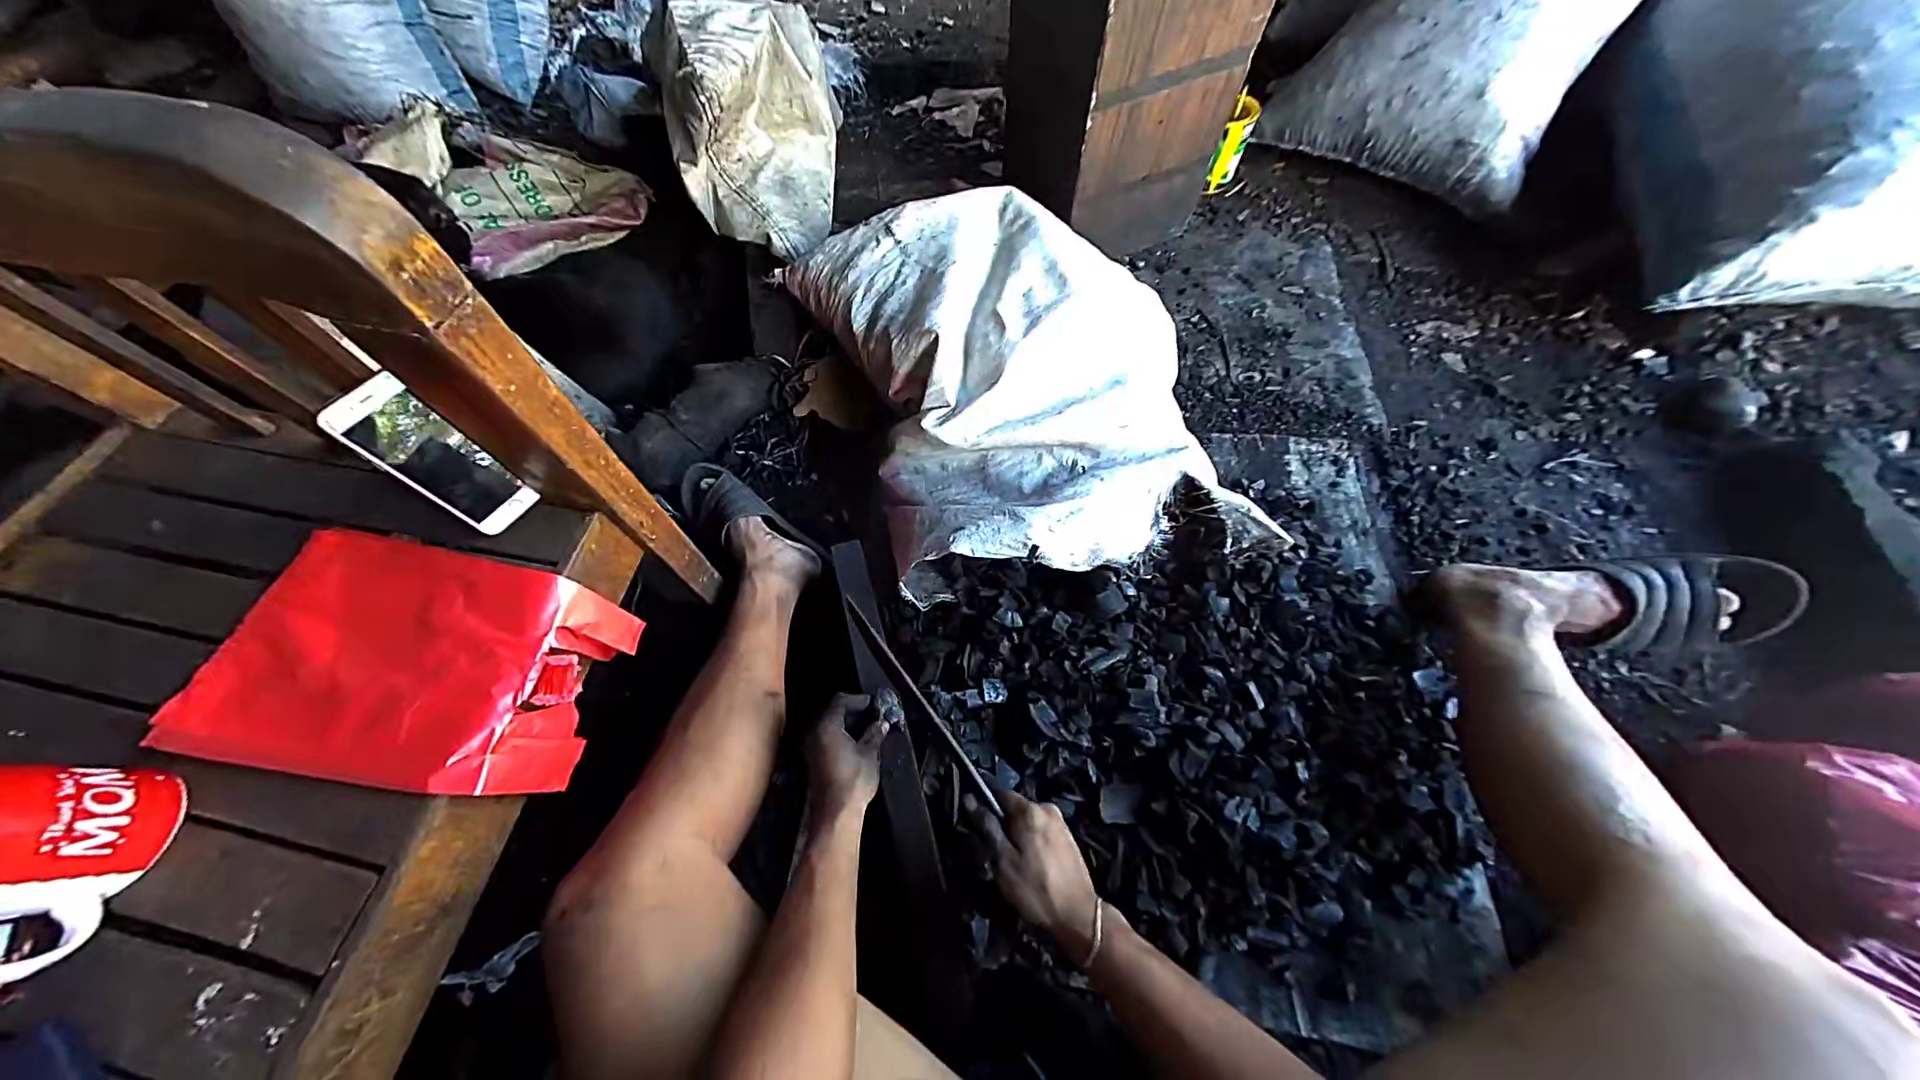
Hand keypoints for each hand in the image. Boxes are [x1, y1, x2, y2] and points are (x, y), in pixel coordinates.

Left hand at [806, 694, 888, 822]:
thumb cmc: (854, 779)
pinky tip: (857, 744)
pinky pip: (826, 739)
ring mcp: (811, 748)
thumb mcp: (869, 753)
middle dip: (854, 712)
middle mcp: (814, 733)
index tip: (875, 705)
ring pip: (829, 726)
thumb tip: (881, 723)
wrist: (835, 813)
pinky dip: (841, 736)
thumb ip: (874, 734)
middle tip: (874, 716)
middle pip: (833, 712)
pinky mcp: (813, 760)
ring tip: (868, 729)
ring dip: (848, 725)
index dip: (858, 700)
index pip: (840, 701)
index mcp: (826, 726)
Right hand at [967, 790, 1100, 958]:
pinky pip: (1041, 830)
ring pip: (1028, 821)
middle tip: (995, 853)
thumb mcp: (1004, 862)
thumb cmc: (1036, 889)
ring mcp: (1060, 822)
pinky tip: (1031, 864)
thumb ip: (988, 828)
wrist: (1078, 915)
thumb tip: (970, 800)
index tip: (979, 828)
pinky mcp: (1068, 836)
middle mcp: (1047, 808)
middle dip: (1003, 825)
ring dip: (1018, 835)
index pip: (1000, 794)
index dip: (986, 807)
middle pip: (1015, 809)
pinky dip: (1032, 841)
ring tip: (1013, 862)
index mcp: (1031, 810)